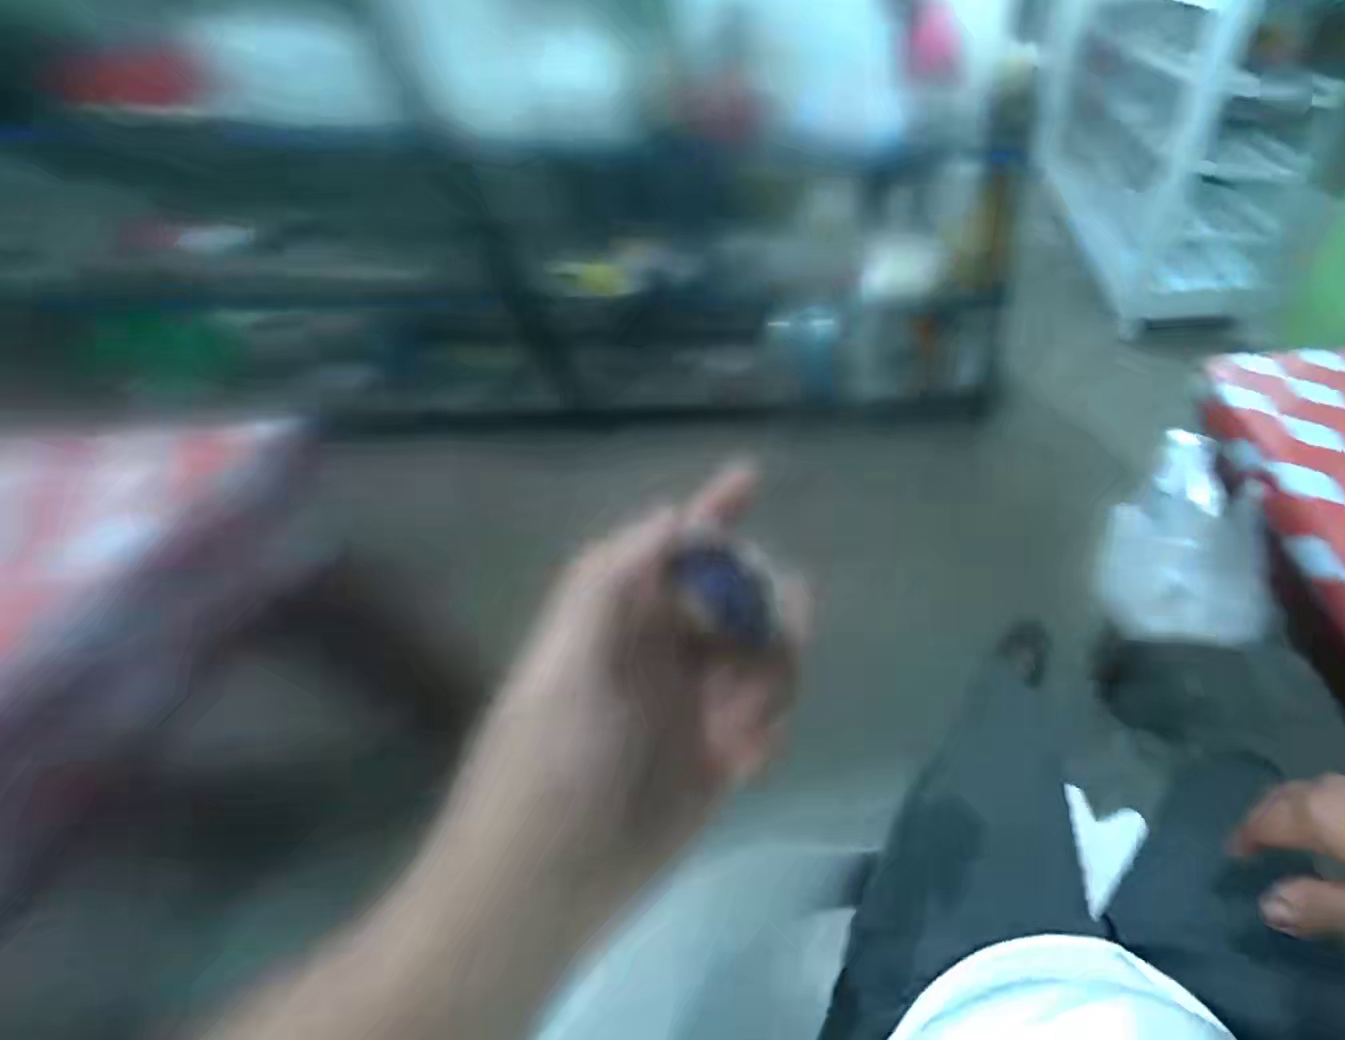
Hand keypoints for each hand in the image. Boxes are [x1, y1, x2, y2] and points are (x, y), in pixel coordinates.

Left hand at [445, 460, 809, 882]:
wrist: (551, 888)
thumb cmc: (545, 770)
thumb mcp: (564, 670)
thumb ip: (607, 585)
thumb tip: (668, 516)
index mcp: (627, 619)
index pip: (678, 548)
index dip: (713, 510)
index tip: (751, 477)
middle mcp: (671, 644)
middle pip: (743, 592)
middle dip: (760, 614)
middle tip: (748, 658)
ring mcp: (704, 692)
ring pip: (772, 647)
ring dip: (771, 680)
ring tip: (740, 730)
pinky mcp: (730, 738)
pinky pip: (778, 704)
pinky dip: (771, 723)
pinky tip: (745, 759)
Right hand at [1232, 775, 1344, 950]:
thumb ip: (1318, 906)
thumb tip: (1264, 904)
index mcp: (1320, 815)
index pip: (1266, 820)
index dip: (1245, 836)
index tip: (1231, 853)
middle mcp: (1334, 790)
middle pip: (1283, 796)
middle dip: (1262, 816)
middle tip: (1250, 841)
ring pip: (1310, 790)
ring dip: (1289, 808)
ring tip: (1286, 834)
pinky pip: (1335, 792)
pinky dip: (1317, 806)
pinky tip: (1338, 829)